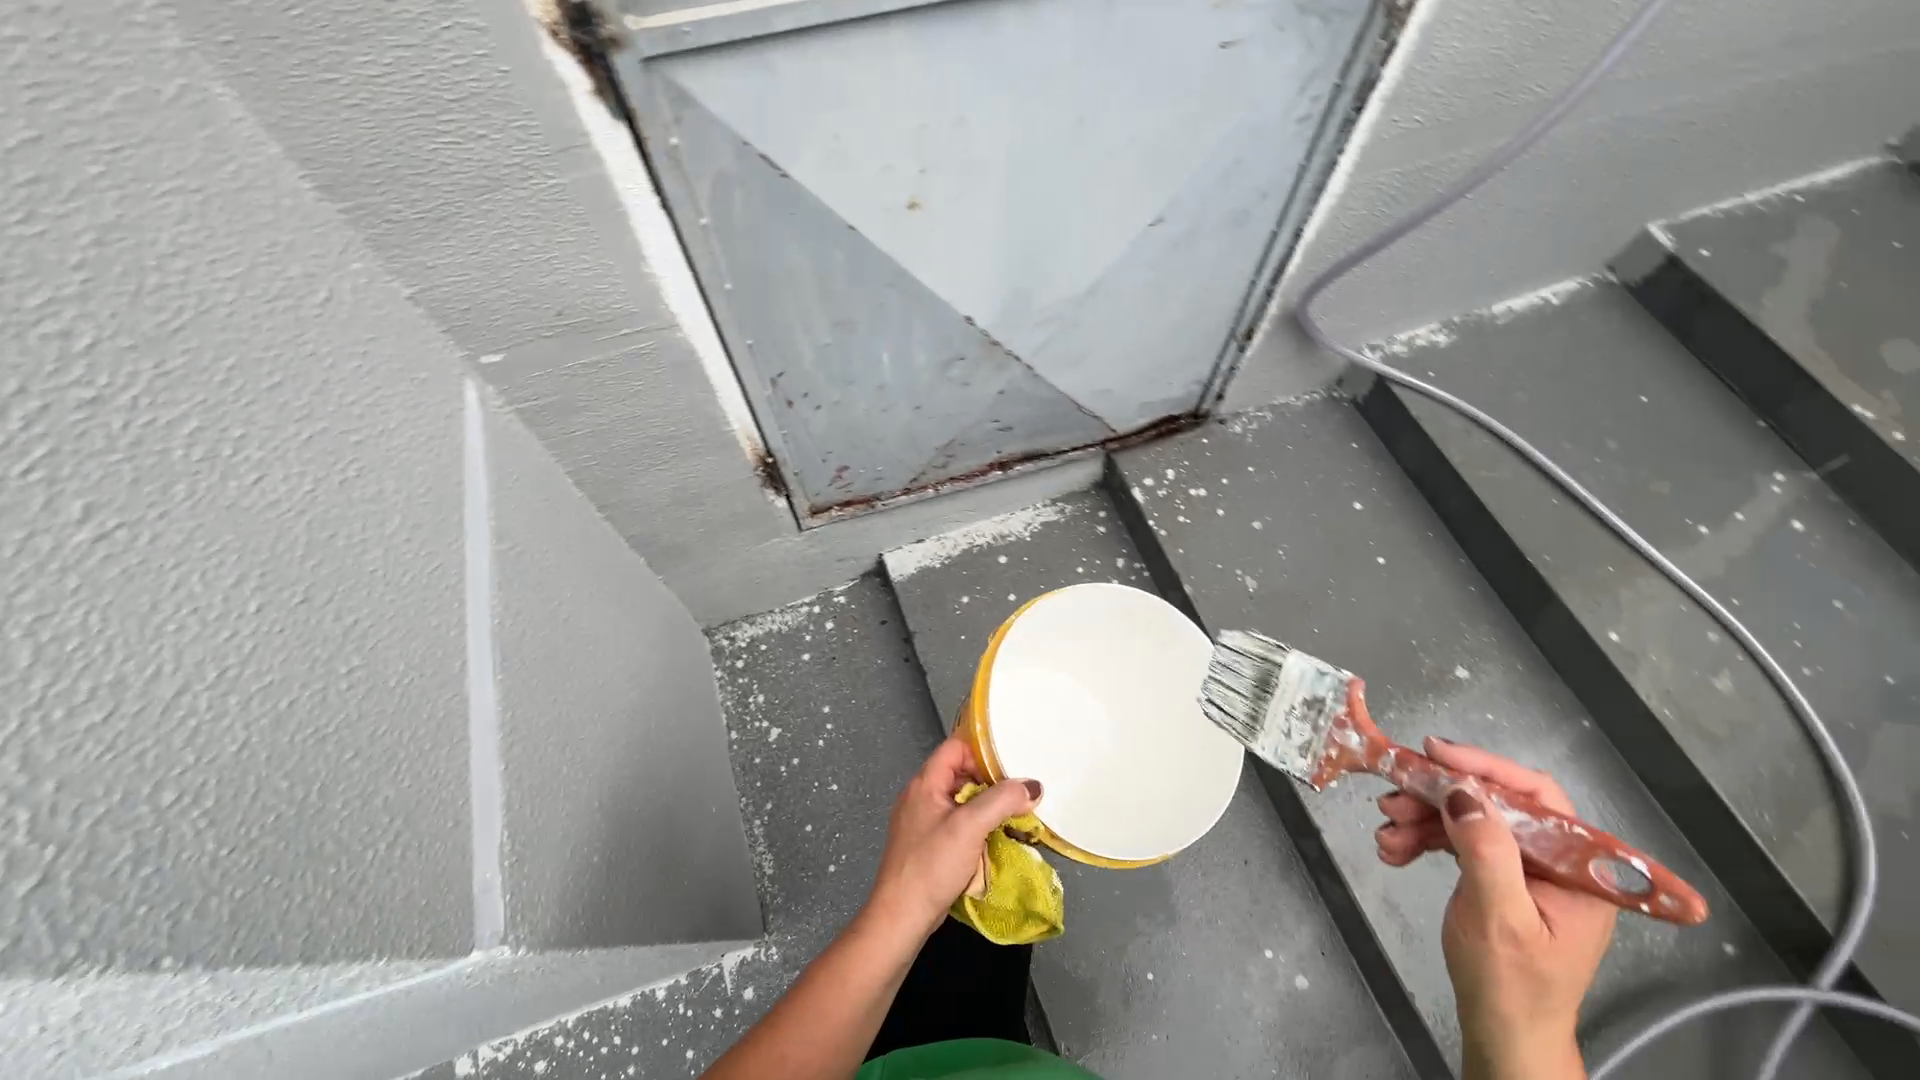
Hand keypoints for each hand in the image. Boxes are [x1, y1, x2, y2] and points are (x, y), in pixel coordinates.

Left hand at [864, 737, 1041, 940]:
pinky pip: (957, 824)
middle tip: (1019, 794)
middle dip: (991, 782)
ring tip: (1014, 817)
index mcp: (925, 783)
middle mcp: (921, 797)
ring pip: (961, 801)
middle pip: (961, 773)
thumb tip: (1033, 786)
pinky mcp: (928, 844)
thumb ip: (1002, 800)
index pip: (956, 747)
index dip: (982, 752)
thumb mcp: (971, 826)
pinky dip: (978, 826)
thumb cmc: (932, 865)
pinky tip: (996, 839)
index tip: (1010, 766)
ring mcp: (923, 822)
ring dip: (987, 807)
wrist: (902, 916)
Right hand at [1374, 738, 1614, 1079]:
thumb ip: (1486, 852)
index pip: (1537, 797)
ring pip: (1469, 820)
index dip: (1486, 768)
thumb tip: (1463, 792)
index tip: (1435, 754)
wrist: (1503, 1034)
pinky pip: (1457, 843)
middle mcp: (1555, 861)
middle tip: (1391, 800)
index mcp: (1578, 869)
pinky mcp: (1497, 877)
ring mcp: (1525, 869)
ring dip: (1421, 820)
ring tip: (1385, 831)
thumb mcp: (1499, 918)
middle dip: (1438, 800)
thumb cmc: (1511, 985)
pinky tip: (1394, 849)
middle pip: (1493, 805)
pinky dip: (1422, 840)